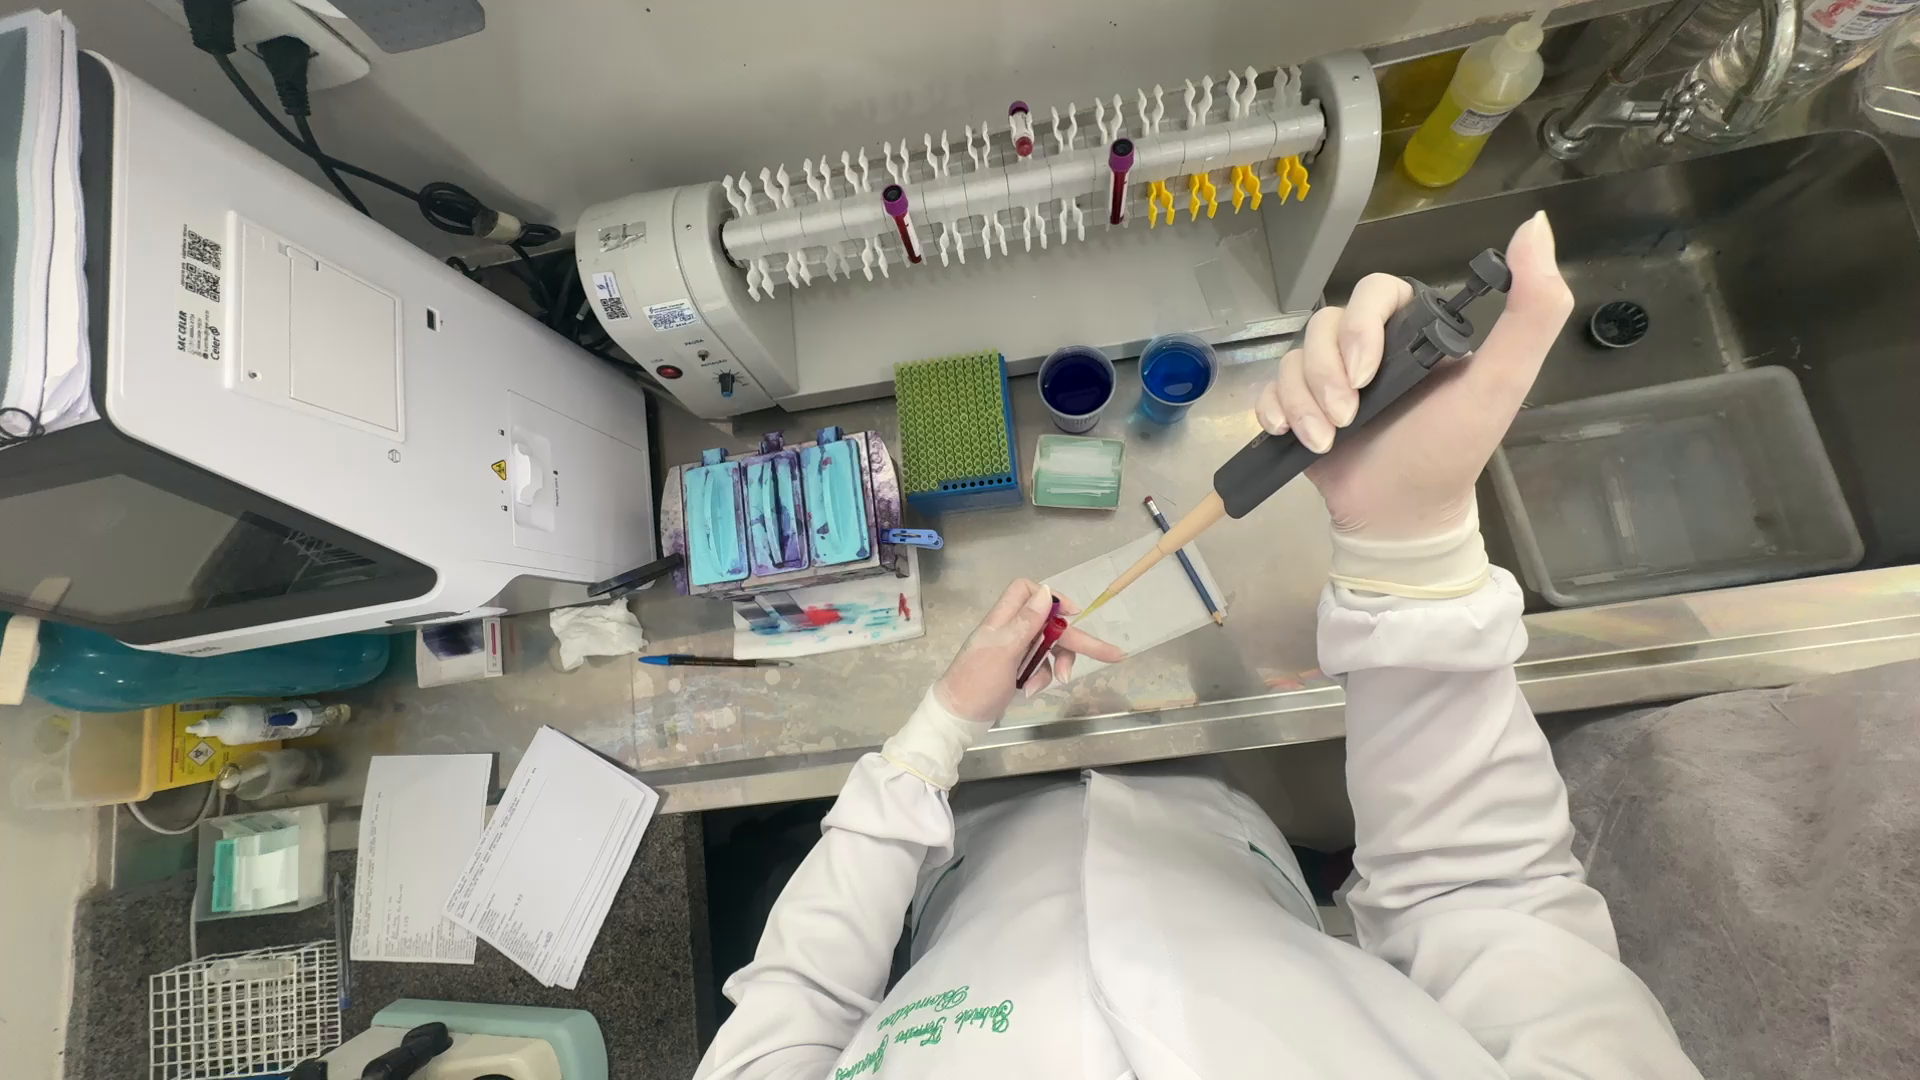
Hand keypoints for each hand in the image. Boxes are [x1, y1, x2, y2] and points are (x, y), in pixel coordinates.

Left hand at [933, 579, 1125, 723]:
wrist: (957, 720)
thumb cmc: (976, 683)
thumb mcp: (1002, 651)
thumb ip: (1025, 622)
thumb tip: (1047, 592)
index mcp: (1002, 620)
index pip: (1026, 591)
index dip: (1052, 598)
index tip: (1074, 614)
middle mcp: (1009, 631)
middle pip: (1049, 625)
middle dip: (1074, 641)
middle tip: (1111, 655)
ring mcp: (1012, 652)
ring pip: (1048, 648)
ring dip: (1056, 664)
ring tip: (1058, 682)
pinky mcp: (1014, 671)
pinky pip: (1039, 667)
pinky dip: (1042, 678)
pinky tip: (1031, 692)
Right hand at [1254, 211, 1572, 540]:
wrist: (1397, 515)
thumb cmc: (1447, 452)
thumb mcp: (1500, 384)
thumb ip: (1532, 310)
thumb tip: (1535, 225)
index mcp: (1411, 333)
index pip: (1372, 293)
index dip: (1358, 327)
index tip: (1366, 373)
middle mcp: (1365, 350)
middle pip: (1322, 326)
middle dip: (1325, 374)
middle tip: (1346, 415)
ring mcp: (1325, 381)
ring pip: (1291, 360)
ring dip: (1303, 403)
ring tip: (1324, 440)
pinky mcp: (1296, 410)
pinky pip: (1268, 391)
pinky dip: (1273, 411)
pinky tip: (1289, 434)